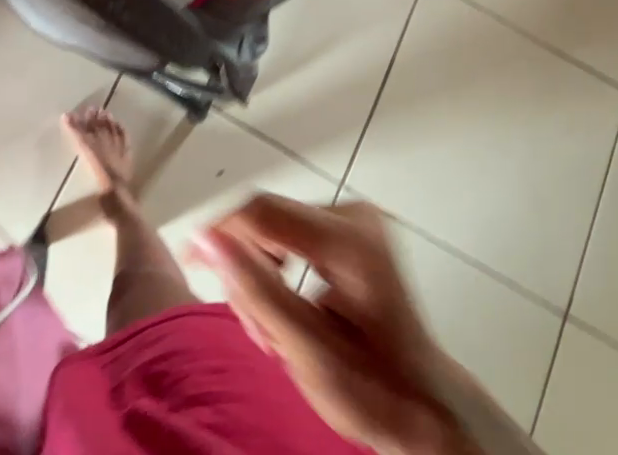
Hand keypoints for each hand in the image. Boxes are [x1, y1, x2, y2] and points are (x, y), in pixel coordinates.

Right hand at [192, 196, 465, 454]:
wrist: (426, 404)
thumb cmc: (372, 391)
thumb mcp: (306, 353)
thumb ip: (256, 291)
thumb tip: (204, 236)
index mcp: (350, 243)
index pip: (259, 213)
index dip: (218, 234)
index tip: (191, 267)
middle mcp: (355, 215)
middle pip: (263, 220)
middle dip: (245, 269)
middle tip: (255, 328)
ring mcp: (355, 217)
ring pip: (268, 227)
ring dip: (258, 274)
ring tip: (272, 329)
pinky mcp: (349, 226)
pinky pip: (284, 232)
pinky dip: (273, 268)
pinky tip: (285, 307)